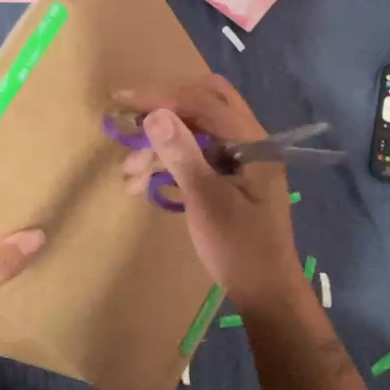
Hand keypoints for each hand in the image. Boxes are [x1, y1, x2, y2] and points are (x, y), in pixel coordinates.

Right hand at [118, 75, 302, 309]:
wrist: (266, 292)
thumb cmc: (239, 247)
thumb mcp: (206, 200)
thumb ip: (181, 154)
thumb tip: (154, 114)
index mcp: (252, 141)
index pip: (203, 101)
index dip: (161, 97)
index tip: (123, 102)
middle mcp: (248, 141)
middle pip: (203, 104)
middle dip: (163, 110)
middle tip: (130, 123)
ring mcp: (240, 159)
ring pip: (195, 131)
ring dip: (160, 144)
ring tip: (129, 172)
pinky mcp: (229, 177)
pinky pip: (196, 154)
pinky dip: (169, 161)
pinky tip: (144, 182)